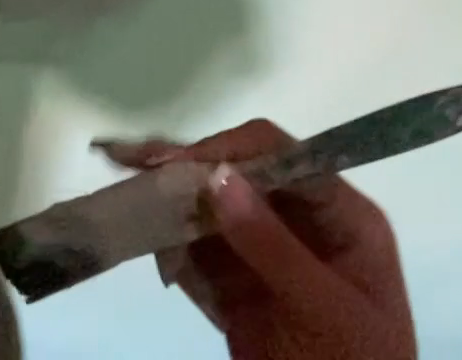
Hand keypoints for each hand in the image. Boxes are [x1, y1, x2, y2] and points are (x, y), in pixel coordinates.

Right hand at [101, 120, 415, 359]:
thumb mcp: (324, 311)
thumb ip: (271, 245)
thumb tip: (217, 176)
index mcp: (340, 215)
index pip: (278, 155)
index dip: (224, 149)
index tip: (173, 163)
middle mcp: (300, 219)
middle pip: (236, 170)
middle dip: (184, 166)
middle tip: (129, 160)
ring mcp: (264, 247)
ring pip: (208, 203)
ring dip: (166, 193)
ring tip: (120, 177)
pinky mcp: (235, 277)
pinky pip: (194, 243)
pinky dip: (165, 234)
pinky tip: (135, 223)